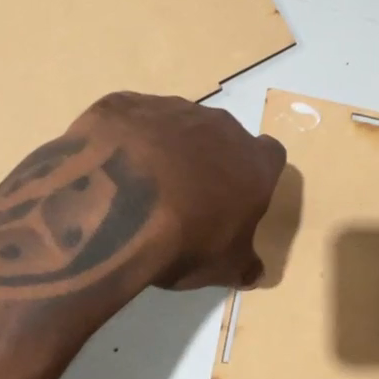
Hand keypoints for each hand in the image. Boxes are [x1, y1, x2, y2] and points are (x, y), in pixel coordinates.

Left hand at [69, 94, 286, 289]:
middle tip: (186, 197)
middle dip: (207, 161)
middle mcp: (219, 126)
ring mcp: (170, 109)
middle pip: (221, 137)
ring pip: (175, 125)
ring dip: (166, 149)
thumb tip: (256, 273)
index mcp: (254, 163)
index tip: (238, 196)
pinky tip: (108, 169)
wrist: (115, 210)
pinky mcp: (123, 104)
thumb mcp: (224, 267)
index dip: (254, 175)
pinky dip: (125, 140)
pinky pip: (130, 121)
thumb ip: (243, 264)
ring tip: (142, 187)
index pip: (270, 156)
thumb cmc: (187, 241)